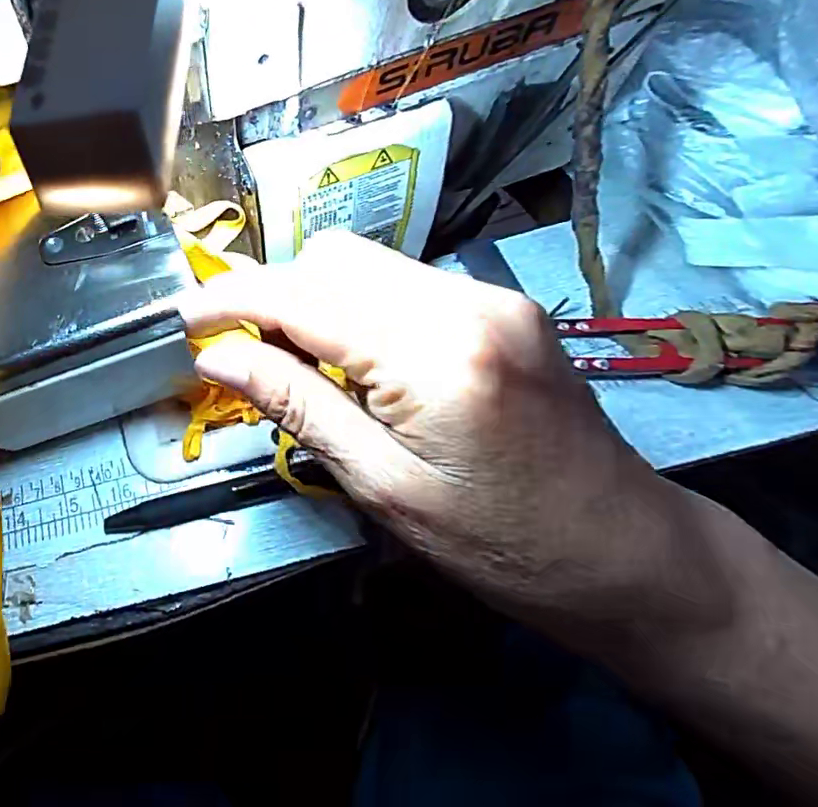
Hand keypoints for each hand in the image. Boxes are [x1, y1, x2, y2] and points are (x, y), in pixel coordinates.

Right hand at [174, 231, 728, 642]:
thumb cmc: (501, 544)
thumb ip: (294, 405)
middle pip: (328, 258)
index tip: (182, 318)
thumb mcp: (380, 484)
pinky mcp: (495, 304)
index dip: (229, 300)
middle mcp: (465, 303)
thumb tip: (216, 354)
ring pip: (357, 260)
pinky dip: (346, 304)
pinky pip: (392, 279)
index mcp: (436, 357)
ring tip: (290, 356)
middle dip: (268, 292)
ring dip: (305, 296)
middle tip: (239, 346)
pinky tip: (346, 354)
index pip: (301, 298)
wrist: (635, 558)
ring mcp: (487, 296)